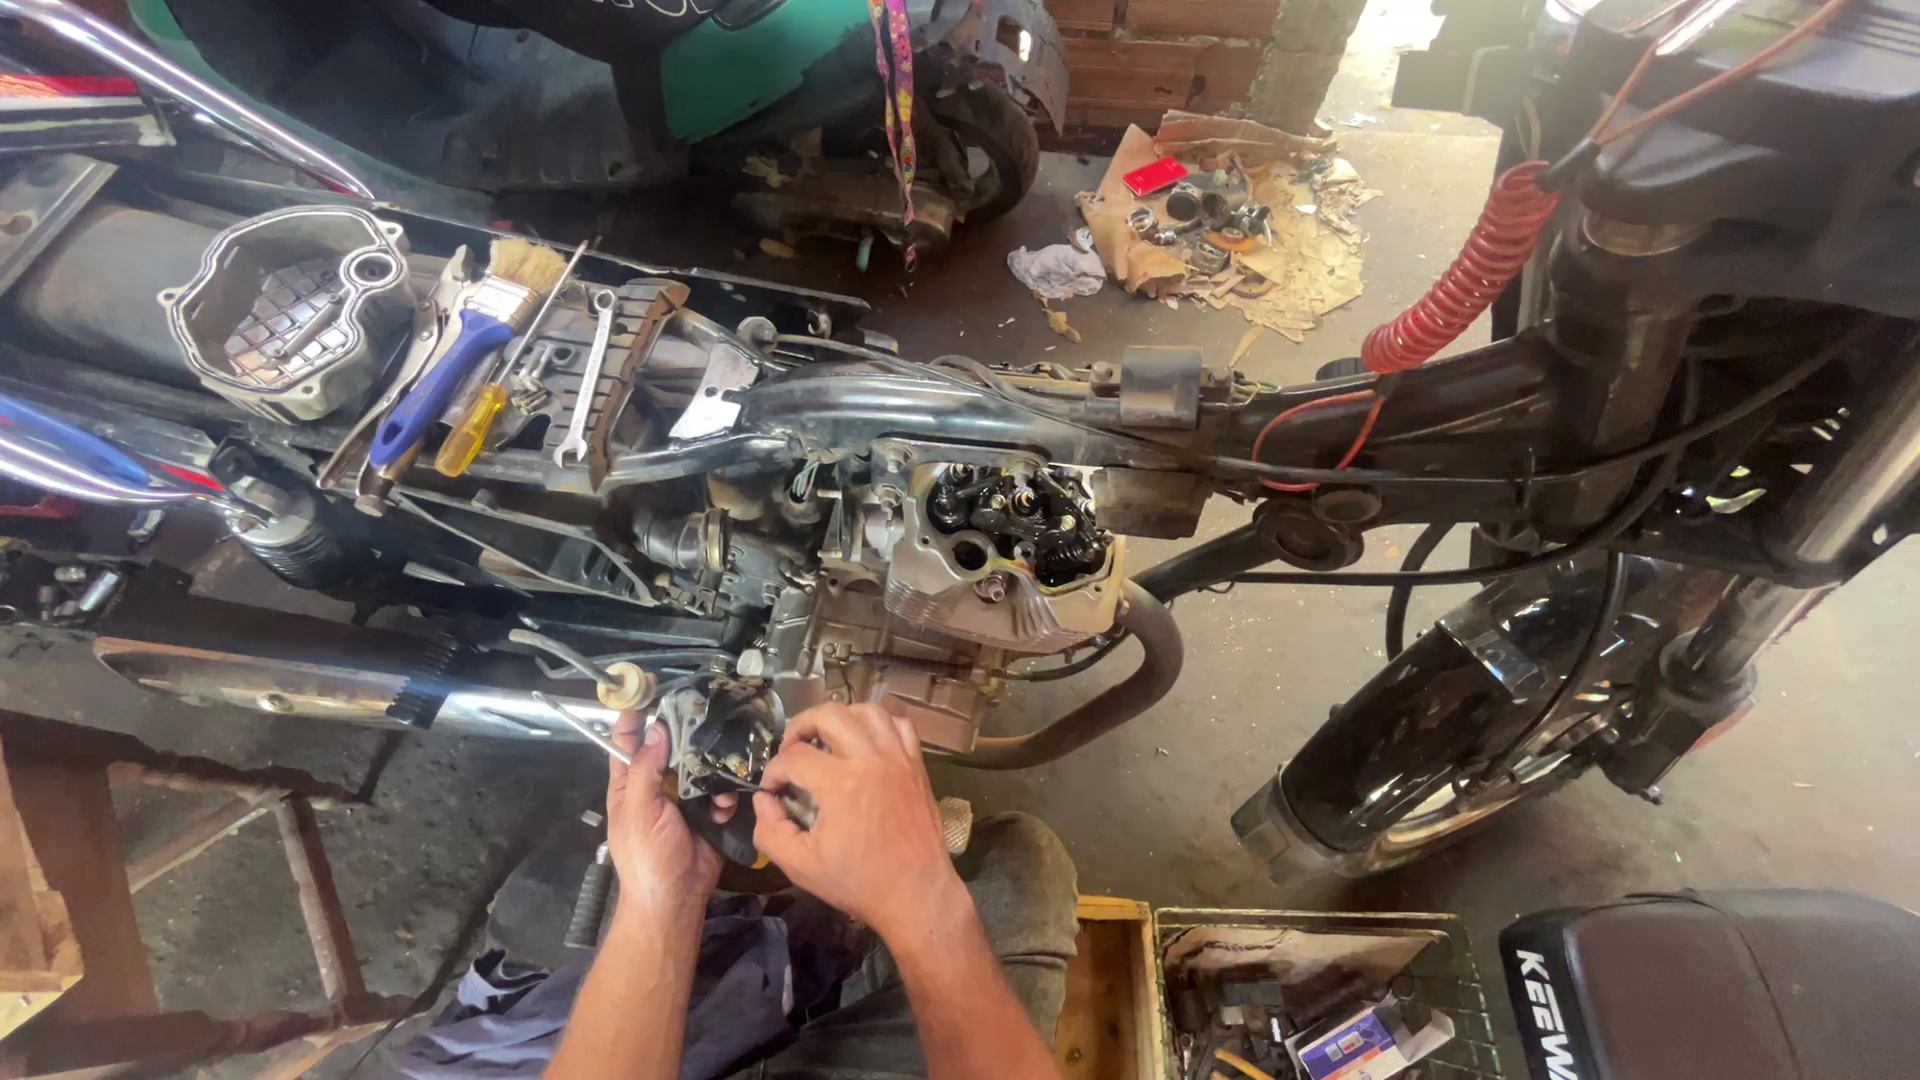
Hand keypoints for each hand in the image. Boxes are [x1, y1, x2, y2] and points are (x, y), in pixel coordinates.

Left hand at [605, 710, 735, 923]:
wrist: (675, 899)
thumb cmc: (646, 857)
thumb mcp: (638, 811)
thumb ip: (645, 769)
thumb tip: (658, 728)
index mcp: (628, 784)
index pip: (625, 741)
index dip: (633, 715)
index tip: (648, 689)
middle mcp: (656, 785)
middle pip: (670, 747)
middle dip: (687, 737)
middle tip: (705, 720)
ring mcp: (683, 798)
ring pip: (699, 765)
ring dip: (710, 771)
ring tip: (714, 782)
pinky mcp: (707, 811)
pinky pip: (719, 789)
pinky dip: (724, 795)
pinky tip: (722, 808)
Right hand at [752, 703, 966, 942]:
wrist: (915, 893)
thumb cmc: (858, 882)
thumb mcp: (800, 866)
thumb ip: (770, 830)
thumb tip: (764, 800)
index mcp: (841, 784)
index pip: (794, 757)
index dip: (773, 770)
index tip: (771, 788)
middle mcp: (871, 759)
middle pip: (829, 714)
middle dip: (800, 725)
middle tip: (791, 748)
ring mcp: (898, 757)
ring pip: (867, 710)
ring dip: (841, 718)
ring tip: (826, 738)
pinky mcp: (916, 763)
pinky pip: (899, 724)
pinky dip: (879, 724)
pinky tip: (865, 741)